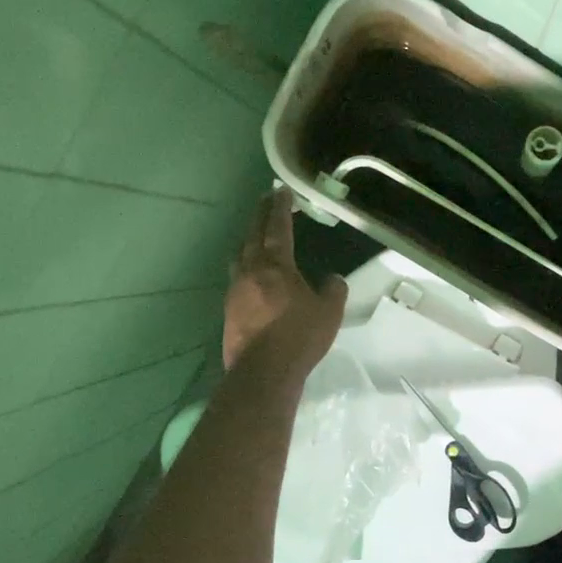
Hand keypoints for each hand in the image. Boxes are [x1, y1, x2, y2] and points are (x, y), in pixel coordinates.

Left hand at [222, 190, 346, 379]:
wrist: (263, 372)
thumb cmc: (299, 337)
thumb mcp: (330, 312)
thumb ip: (333, 290)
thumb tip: (331, 279)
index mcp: (276, 265)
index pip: (278, 227)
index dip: (281, 207)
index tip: (281, 190)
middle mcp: (250, 270)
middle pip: (253, 234)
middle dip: (261, 214)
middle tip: (267, 200)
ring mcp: (235, 289)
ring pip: (240, 254)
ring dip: (249, 239)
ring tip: (256, 234)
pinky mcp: (229, 309)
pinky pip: (237, 277)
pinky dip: (245, 265)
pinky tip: (252, 274)